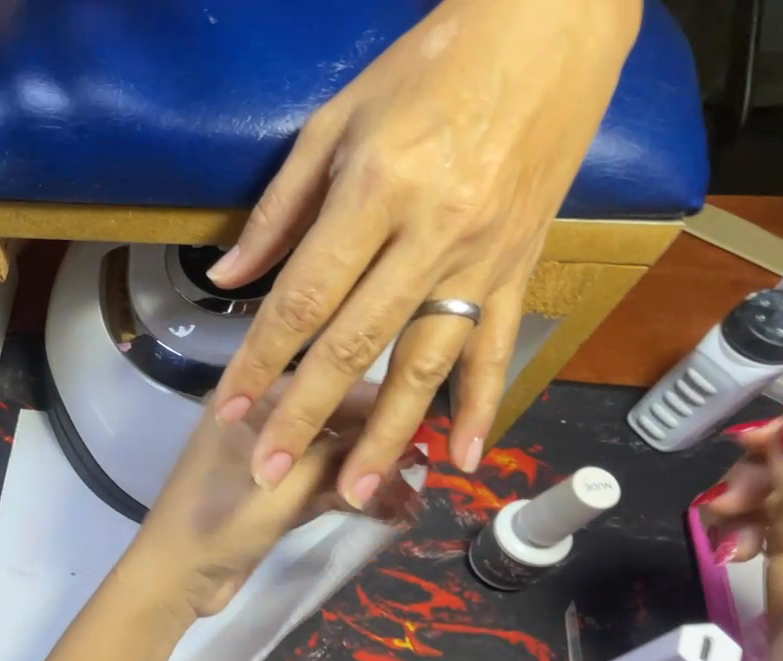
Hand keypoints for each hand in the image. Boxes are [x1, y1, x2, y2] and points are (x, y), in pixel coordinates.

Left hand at [120, 386, 424, 620]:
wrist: (174, 581)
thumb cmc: (220, 520)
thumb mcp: (284, 482)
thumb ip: (338, 453)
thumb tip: (402, 433)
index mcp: (249, 400)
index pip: (323, 382)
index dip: (374, 400)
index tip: (424, 412)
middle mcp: (260, 421)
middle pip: (331, 422)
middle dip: (376, 443)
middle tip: (426, 460)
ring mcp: (267, 461)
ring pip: (329, 458)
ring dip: (366, 475)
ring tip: (412, 491)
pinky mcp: (272, 498)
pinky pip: (320, 488)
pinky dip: (348, 497)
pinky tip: (390, 509)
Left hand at [209, 0, 639, 507]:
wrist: (555, 22)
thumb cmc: (428, 64)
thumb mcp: (335, 122)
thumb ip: (279, 211)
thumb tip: (228, 280)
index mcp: (375, 194)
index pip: (302, 300)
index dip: (259, 361)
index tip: (228, 411)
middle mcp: (430, 237)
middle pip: (355, 345)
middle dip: (306, 417)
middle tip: (268, 473)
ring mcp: (484, 259)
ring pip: (426, 363)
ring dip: (390, 435)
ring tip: (357, 491)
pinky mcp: (524, 266)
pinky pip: (499, 347)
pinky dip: (483, 405)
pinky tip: (467, 458)